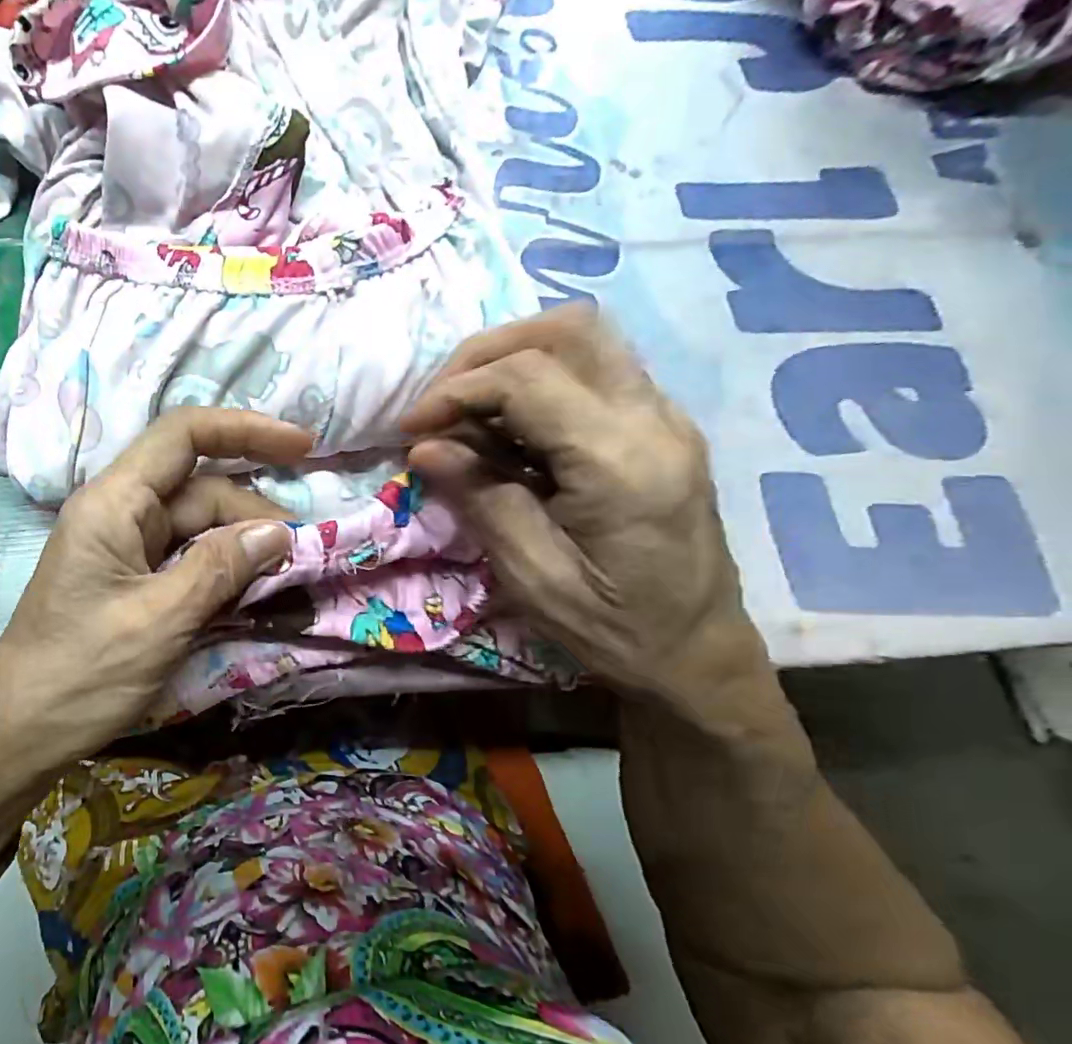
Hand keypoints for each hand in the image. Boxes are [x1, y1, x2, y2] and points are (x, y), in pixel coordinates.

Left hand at [0, 407, 309, 865]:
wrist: (20, 731)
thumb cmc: (83, 674)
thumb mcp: (161, 620)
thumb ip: (221, 568)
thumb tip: (279, 532)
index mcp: (111, 504)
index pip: (182, 435)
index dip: (245, 430)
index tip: (302, 447)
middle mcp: (115, 514)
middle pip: (197, 487)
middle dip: (252, 511)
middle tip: (304, 553)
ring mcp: (120, 549)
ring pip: (194, 526)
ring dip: (240, 545)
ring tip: (286, 577)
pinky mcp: (126, 582)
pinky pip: (181, 560)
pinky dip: (218, 571)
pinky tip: (252, 592)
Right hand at [401, 304, 765, 703]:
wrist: (696, 653)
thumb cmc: (612, 628)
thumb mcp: (533, 577)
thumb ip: (481, 500)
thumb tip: (425, 446)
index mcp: (621, 463)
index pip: (528, 378)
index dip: (454, 392)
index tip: (408, 430)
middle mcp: (653, 420)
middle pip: (566, 329)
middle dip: (482, 355)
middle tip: (435, 405)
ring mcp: (662, 417)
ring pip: (583, 337)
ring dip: (507, 359)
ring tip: (460, 411)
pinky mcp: (655, 426)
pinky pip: (590, 368)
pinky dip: (531, 379)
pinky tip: (500, 428)